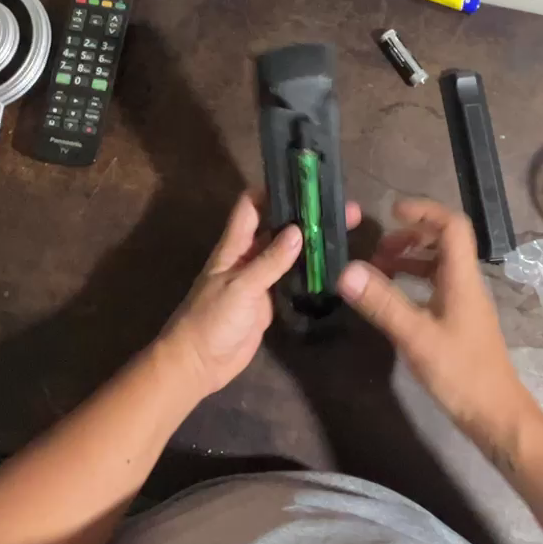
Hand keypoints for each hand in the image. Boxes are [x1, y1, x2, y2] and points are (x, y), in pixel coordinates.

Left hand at [158, 192, 360, 396]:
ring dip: (310, 243)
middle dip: (303, 215)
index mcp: (234, 247)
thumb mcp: (240, 287)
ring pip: (287, 253)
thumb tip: (298, 230)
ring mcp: (259, 280)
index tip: (303, 181)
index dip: (272, 190)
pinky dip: (309, 272)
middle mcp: (248, 257)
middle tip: (342, 208)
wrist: (198, 362)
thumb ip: (269, 261)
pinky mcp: (269, 302)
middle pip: (276, 228)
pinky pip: (291, 280)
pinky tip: (333, 267)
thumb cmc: (211, 319)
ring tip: (344, 231)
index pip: (251, 207)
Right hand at [336, 198, 541, 454]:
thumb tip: (345, 271)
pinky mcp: (458, 323)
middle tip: (378, 249)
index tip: (392, 212)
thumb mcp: (415, 336)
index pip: (452, 227)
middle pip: (444, 243)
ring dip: (409, 260)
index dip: (424, 212)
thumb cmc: (461, 373)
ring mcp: (463, 305)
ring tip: (377, 271)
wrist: (497, 417)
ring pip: (438, 266)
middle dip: (409, 237)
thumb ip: (382, 303)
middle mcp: (465, 285)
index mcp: (461, 279)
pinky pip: (434, 288)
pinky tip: (392, 299)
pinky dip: (412, 283)